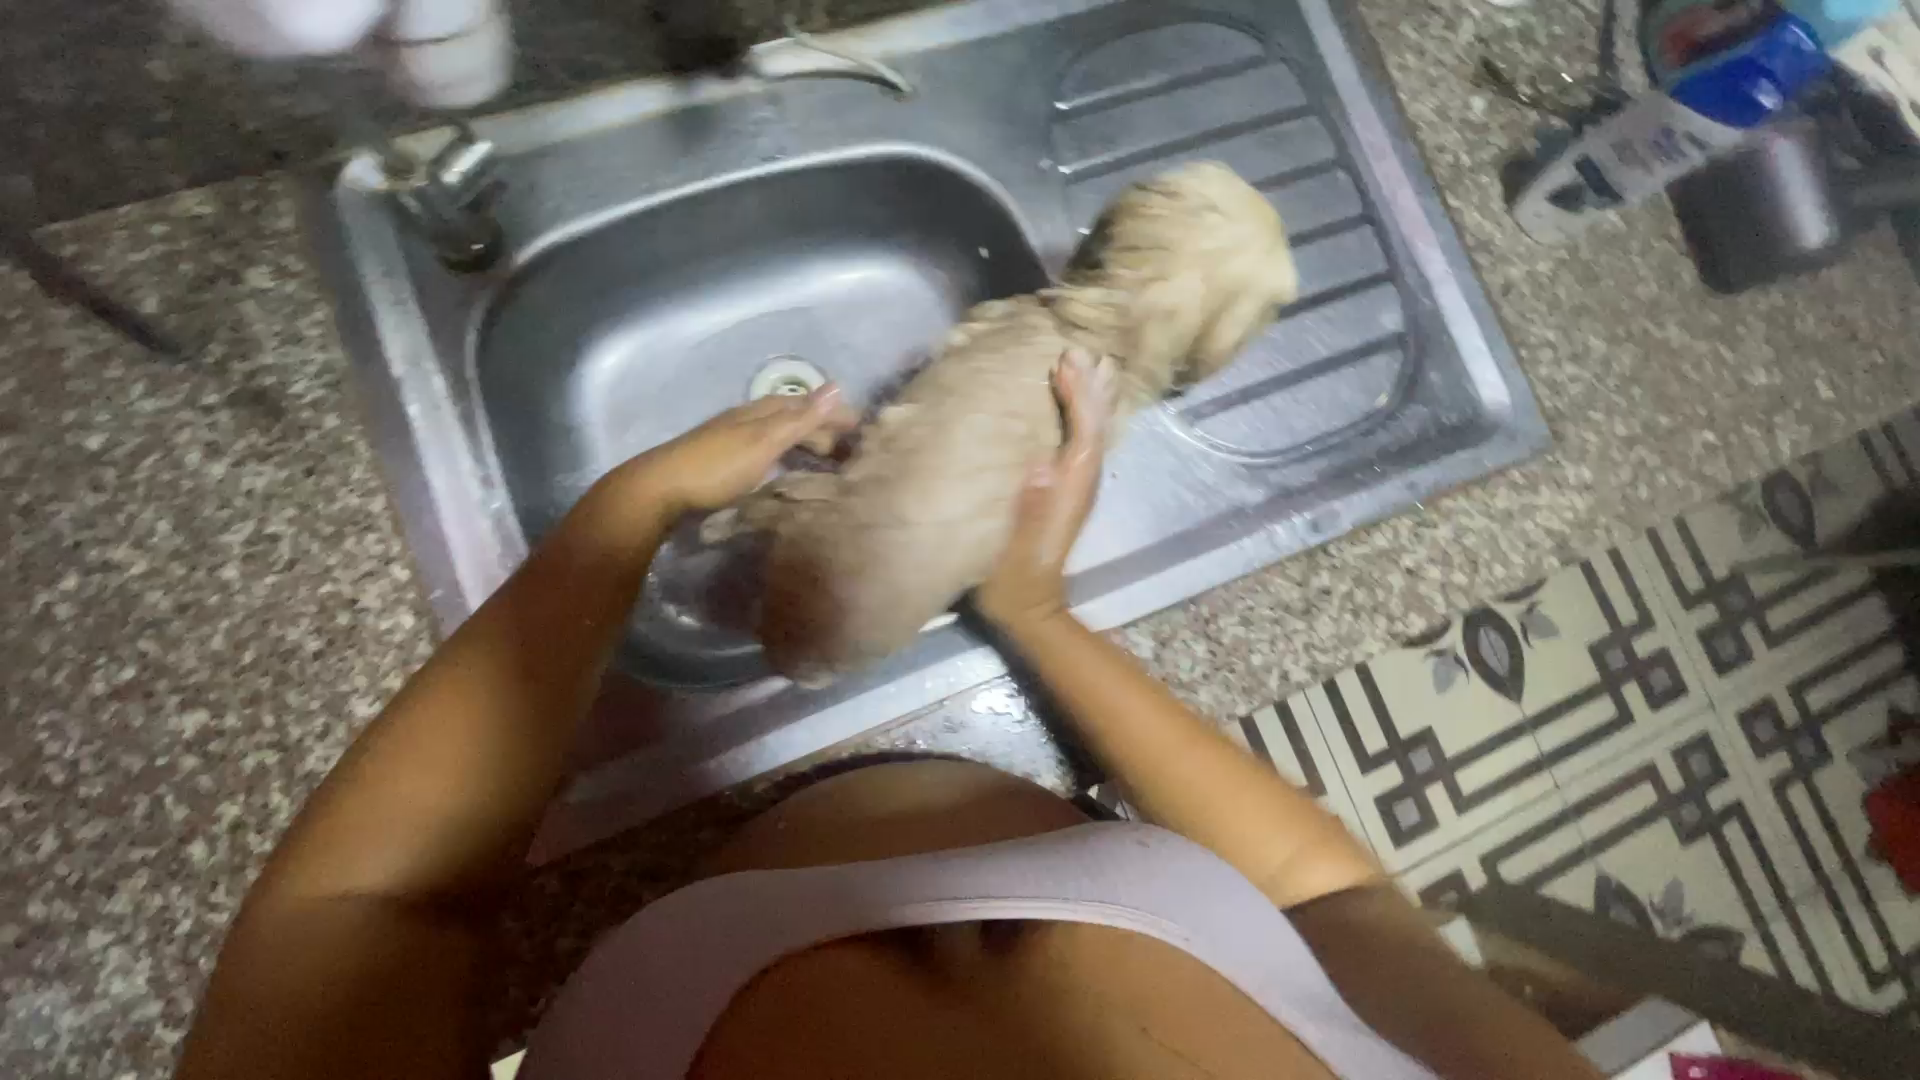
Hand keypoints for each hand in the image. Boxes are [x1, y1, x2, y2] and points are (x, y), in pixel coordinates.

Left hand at [610, 386, 858, 518]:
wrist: (660, 490)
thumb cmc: (717, 467)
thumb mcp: (765, 442)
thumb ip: (801, 419)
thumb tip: (838, 387)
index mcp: (760, 411)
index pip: (805, 404)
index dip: (833, 413)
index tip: (861, 427)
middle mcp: (747, 419)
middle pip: (792, 417)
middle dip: (821, 427)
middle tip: (848, 450)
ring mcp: (733, 439)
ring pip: (778, 434)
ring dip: (803, 441)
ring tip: (824, 460)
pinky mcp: (723, 461)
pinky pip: (766, 450)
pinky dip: (785, 455)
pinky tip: (784, 470)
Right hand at [973, 348, 1116, 629]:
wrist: (1028, 610)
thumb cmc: (1014, 581)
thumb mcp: (1016, 551)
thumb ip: (1031, 511)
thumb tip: (1042, 465)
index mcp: (1070, 491)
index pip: (1084, 433)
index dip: (1078, 396)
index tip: (1066, 362)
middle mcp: (1081, 484)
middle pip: (1095, 426)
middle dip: (1090, 388)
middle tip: (1082, 350)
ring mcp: (1075, 489)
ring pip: (1092, 433)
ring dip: (1091, 399)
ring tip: (1089, 366)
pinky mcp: (1064, 494)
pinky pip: (1080, 443)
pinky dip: (1081, 418)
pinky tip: (1073, 407)